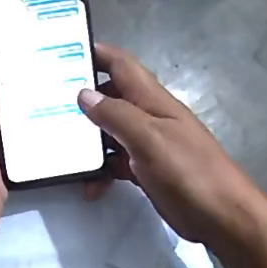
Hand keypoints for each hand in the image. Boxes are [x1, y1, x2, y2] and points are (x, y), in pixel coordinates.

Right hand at [77, 43, 263, 247]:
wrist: (221, 216)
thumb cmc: (189, 172)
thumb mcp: (148, 139)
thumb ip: (115, 115)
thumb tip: (83, 94)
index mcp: (152, 100)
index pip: (121, 65)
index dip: (96, 53)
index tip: (63, 51)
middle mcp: (148, 116)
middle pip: (110, 97)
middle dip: (81, 98)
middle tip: (45, 104)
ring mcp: (147, 144)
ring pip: (108, 132)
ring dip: (87, 139)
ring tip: (58, 147)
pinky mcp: (145, 170)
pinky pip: (114, 162)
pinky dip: (100, 171)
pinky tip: (89, 187)